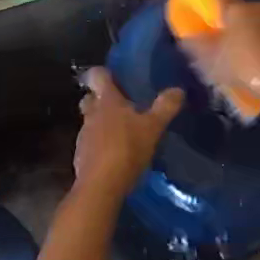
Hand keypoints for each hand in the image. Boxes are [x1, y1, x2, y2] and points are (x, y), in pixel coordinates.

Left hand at [74, 68, 181, 197]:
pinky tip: (116, 153)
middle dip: (101, 98)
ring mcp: (84, 136)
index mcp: (107, 100)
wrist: (101, 186)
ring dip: (103, 123)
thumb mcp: (153, 127)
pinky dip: (101, 144)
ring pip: (91, 121)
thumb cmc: (127, 149)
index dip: (104, 73)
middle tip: (122, 104)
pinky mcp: (81, 156)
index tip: (115, 75)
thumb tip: (178, 89)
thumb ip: (165, 107)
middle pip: (91, 98)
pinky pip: (91, 143)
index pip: (98, 76)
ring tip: (123, 131)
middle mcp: (91, 114)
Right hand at [176, 0, 259, 102]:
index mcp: (236, 9)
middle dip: (232, 22)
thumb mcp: (211, 61)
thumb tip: (188, 36)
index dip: (212, 4)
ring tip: (245, 54)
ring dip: (251, 31)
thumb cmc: (242, 67)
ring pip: (258, 20)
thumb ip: (197, 45)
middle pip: (240, 9)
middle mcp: (257, 6)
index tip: (206, 19)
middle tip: (225, 43)